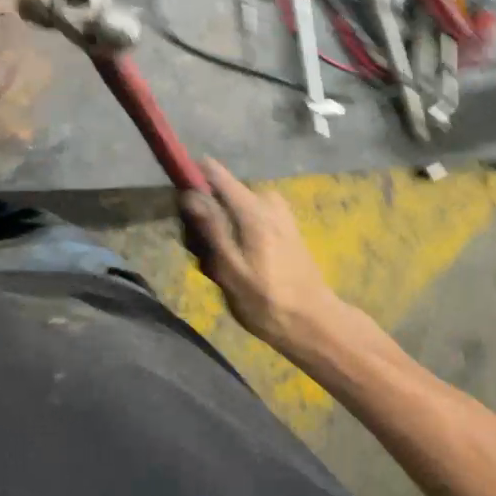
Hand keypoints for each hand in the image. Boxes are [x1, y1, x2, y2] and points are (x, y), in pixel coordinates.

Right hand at [182, 158, 342, 346]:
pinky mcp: (282, 223)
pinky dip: (236, 235)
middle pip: (220, 192)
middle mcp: (266, 199)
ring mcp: (277, 210)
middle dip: (205, 217)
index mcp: (253, 207)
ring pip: (231, 207)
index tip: (180, 208)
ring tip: (219, 266)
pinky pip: (246, 216)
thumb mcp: (230, 269)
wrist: (314, 324)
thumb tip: (187, 193)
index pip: (212, 171)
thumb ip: (210, 227)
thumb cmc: (268, 301)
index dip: (191, 181)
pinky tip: (238, 264)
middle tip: (202, 255)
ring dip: (219, 230)